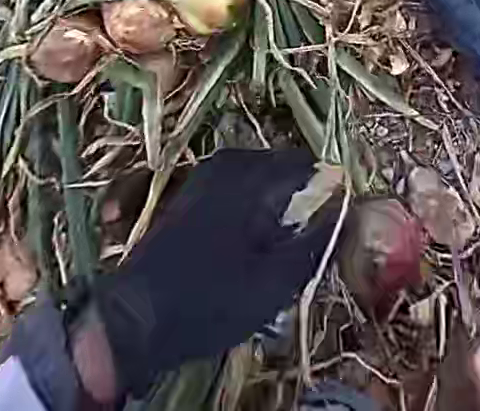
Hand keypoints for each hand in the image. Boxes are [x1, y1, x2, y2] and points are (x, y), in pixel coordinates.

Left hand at [80, 148, 341, 397]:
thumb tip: (347, 211)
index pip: (310, 165)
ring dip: (277, 205)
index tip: (331, 225)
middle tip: (304, 242)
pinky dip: (253, 208)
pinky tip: (247, 246)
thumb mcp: (276, 280)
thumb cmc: (210, 300)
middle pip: (286, 168)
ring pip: (263, 179)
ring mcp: (208, 173)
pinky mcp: (194, 190)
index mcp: (254, 174)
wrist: (133, 319)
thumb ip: (318, 240)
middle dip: (302, 199)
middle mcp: (232, 161)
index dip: (328, 192)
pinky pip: (240, 187)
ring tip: (275, 248)